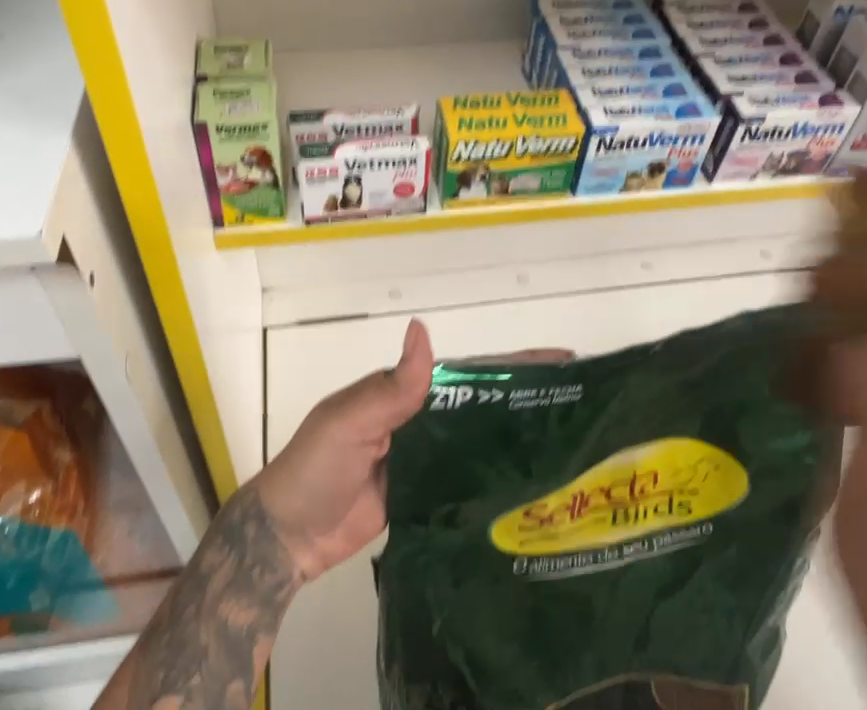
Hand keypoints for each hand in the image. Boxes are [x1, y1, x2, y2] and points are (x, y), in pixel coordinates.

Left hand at [253, 321, 573, 583]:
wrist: (289, 536)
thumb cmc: (316, 468)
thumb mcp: (349, 421)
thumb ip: (391, 388)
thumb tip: (423, 329)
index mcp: (398, 394)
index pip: (463, 372)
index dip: (509, 366)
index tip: (558, 362)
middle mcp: (414, 421)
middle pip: (476, 405)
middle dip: (521, 400)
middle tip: (577, 405)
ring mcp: (419, 460)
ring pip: (474, 441)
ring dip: (512, 437)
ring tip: (567, 441)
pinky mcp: (421, 495)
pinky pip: (462, 479)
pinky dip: (491, 476)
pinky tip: (528, 482)